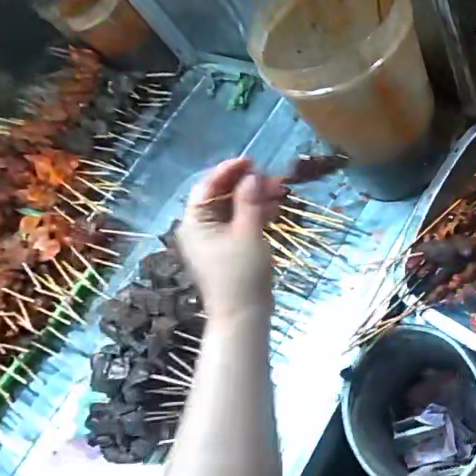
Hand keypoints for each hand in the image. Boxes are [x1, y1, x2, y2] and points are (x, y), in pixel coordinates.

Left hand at [177, 158, 283, 323]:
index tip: (252, 161)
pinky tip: (275, 210)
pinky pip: (239, 225)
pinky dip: (255, 215)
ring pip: (233, 210)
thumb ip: (249, 201)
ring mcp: (214, 241)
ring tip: (279, 193)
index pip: (208, 186)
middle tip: (273, 179)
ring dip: (255, 199)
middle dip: (247, 186)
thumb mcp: (248, 232)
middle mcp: (200, 228)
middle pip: (221, 197)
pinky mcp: (228, 251)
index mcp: (195, 222)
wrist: (243, 314)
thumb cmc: (241, 273)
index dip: (229, 171)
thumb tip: (252, 177)